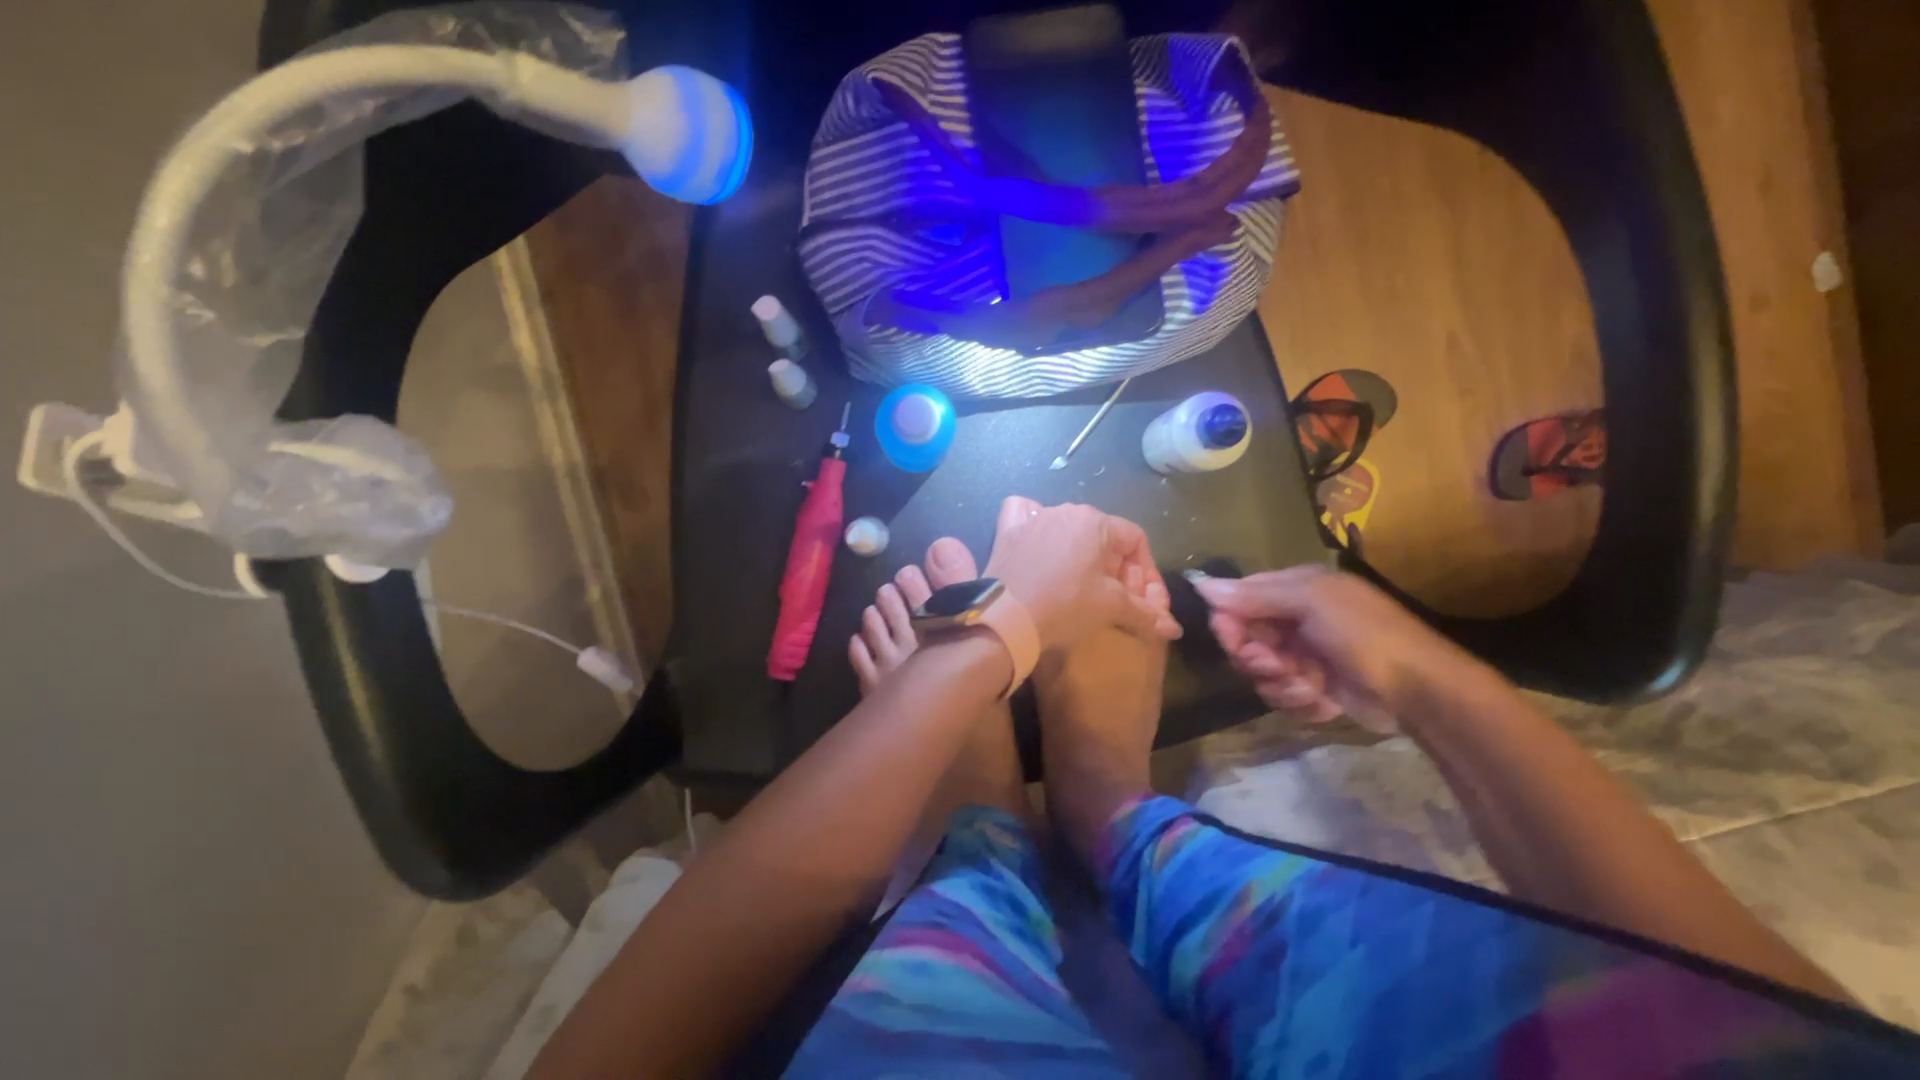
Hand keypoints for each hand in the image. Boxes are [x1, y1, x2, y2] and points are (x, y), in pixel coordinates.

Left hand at [983, 496, 1181, 651]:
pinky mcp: (1007, 531)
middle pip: (1105, 539)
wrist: (1005, 618)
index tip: (1146, 602)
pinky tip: (1040, 544)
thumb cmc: (1065, 605)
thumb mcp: (1111, 608)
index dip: (1147, 573)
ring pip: (1070, 530)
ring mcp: (1034, 517)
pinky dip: (1036, 526)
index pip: (1136, 540)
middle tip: (1121, 603)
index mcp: (1096, 521)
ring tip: (1086, 589)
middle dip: (1120, 570)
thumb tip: (1174, 628)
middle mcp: (1066, 510)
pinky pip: (1027, 517)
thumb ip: (1146, 612)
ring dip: (1085, 557)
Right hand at [1193, 565, 1481, 729]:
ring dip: (1280, 684)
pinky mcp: (1316, 689)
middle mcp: (1297, 620)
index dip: (1231, 623)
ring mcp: (1306, 656)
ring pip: (1261, 673)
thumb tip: (1201, 585)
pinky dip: (1300, 702)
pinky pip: (1284, 697)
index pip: (1240, 601)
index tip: (1234, 640)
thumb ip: (1255, 595)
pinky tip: (1322, 702)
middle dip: (1257, 658)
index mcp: (1296, 590)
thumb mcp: (1311, 601)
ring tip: (1309, 687)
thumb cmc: (1365, 634)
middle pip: (1246, 640)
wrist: (1419, 690)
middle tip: (1278, 666)